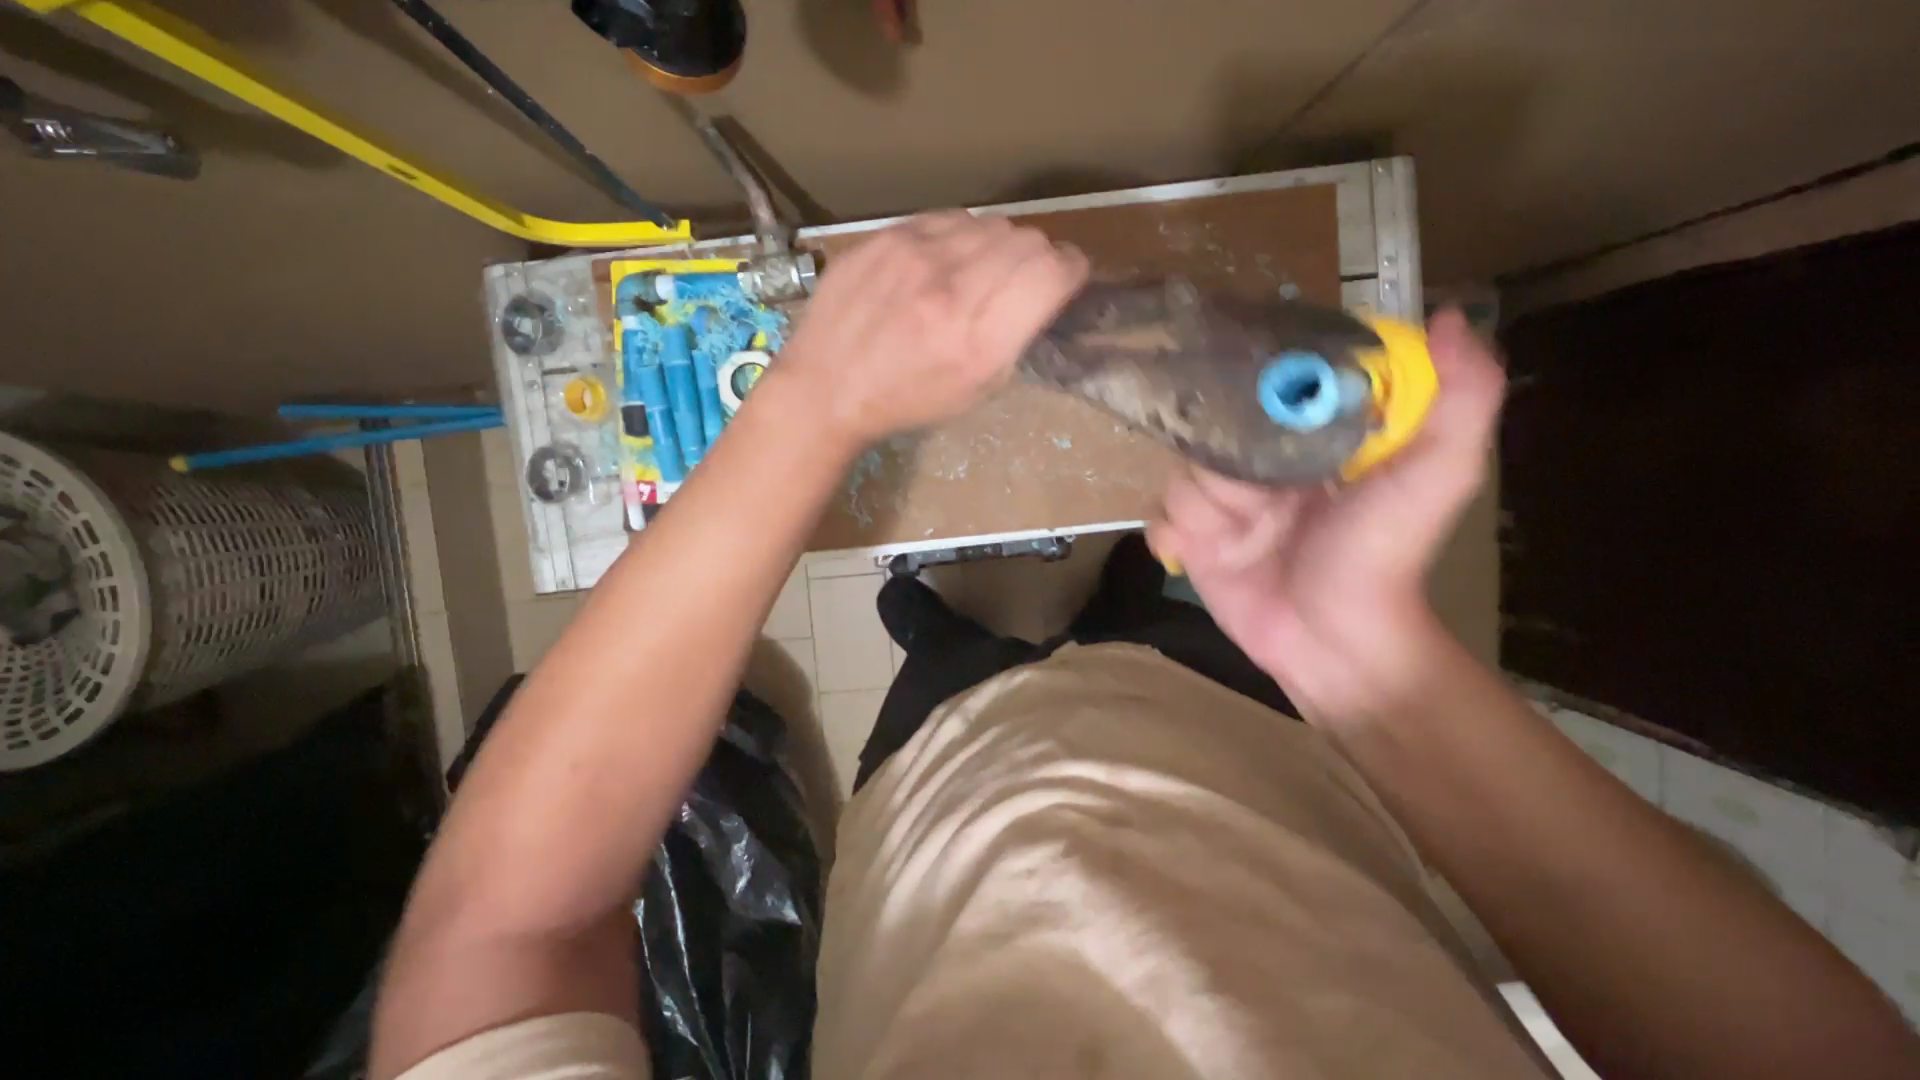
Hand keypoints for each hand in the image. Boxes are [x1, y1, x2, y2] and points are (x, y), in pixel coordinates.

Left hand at [770, 211, 1088, 446]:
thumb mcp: (977, 389)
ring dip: (997, 246)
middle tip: (1020, 281)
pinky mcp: (889, 236)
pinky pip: (951, 217)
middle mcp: (952, 288)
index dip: (1071, 269)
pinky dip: (960, 237)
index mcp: (979, 340)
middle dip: (1037, 258)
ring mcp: (916, 255)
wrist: (827, 385)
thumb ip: (1016, 334)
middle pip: (1029, 240)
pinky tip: (942, 262)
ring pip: (992, 223)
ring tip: (977, 273)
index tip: (1065, 279)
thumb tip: (1045, 286)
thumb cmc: (907, 399)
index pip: (1053, 270)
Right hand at [1147, 309, 1504, 727]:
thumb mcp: (1439, 474)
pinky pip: (1159, 519)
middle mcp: (1263, 465)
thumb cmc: (1386, 556)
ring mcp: (1225, 506)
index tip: (1257, 403)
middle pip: (1211, 431)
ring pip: (1181, 476)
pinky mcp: (1195, 543)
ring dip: (1208, 509)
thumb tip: (1450, 316)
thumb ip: (1462, 397)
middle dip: (1228, 464)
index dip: (1254, 388)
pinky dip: (1172, 535)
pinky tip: (1198, 553)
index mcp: (1312, 439)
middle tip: (1262, 501)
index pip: (1266, 387)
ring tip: (1244, 537)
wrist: (1335, 642)